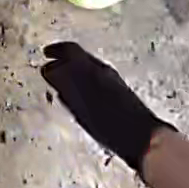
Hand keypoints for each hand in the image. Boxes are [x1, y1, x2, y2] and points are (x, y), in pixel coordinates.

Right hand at [40, 43, 171, 170]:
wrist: (142, 137)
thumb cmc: (112, 121)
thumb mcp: (83, 103)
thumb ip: (66, 85)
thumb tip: (49, 69)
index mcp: (95, 69)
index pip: (72, 50)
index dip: (57, 50)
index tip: (46, 52)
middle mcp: (104, 72)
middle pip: (81, 58)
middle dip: (64, 60)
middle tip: (51, 65)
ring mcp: (113, 82)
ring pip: (88, 69)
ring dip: (72, 71)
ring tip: (60, 80)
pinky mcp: (118, 94)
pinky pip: (95, 80)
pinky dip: (82, 81)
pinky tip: (78, 95)